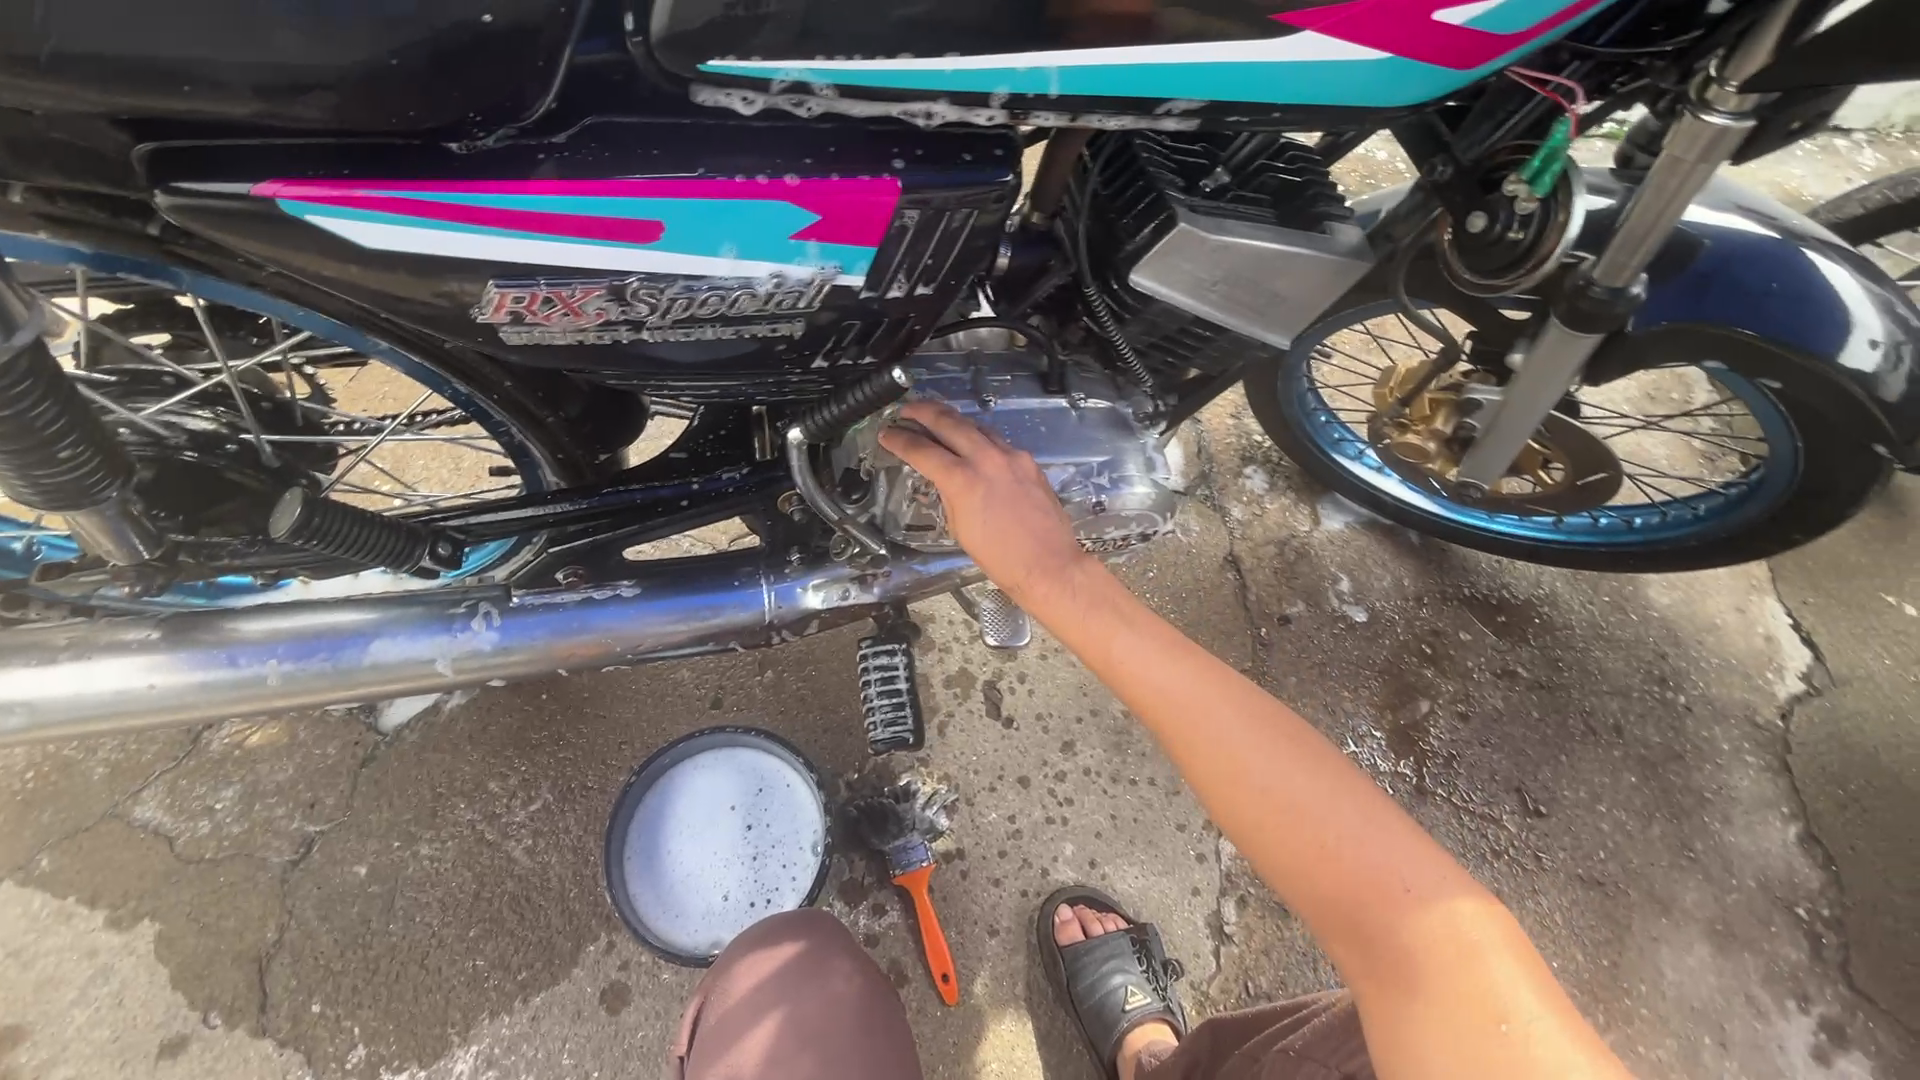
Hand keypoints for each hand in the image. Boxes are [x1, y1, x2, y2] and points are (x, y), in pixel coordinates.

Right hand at [878, 401, 1097, 608]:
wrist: (1049, 564)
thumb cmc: (1000, 558)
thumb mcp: (960, 528)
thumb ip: (949, 495)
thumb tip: (942, 478)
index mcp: (963, 480)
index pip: (922, 450)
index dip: (899, 439)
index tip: (887, 433)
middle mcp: (987, 459)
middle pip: (949, 422)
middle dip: (923, 411)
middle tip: (907, 410)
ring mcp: (1012, 456)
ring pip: (976, 426)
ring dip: (953, 420)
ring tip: (936, 418)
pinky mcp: (1029, 462)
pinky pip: (998, 441)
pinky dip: (979, 436)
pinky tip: (973, 442)